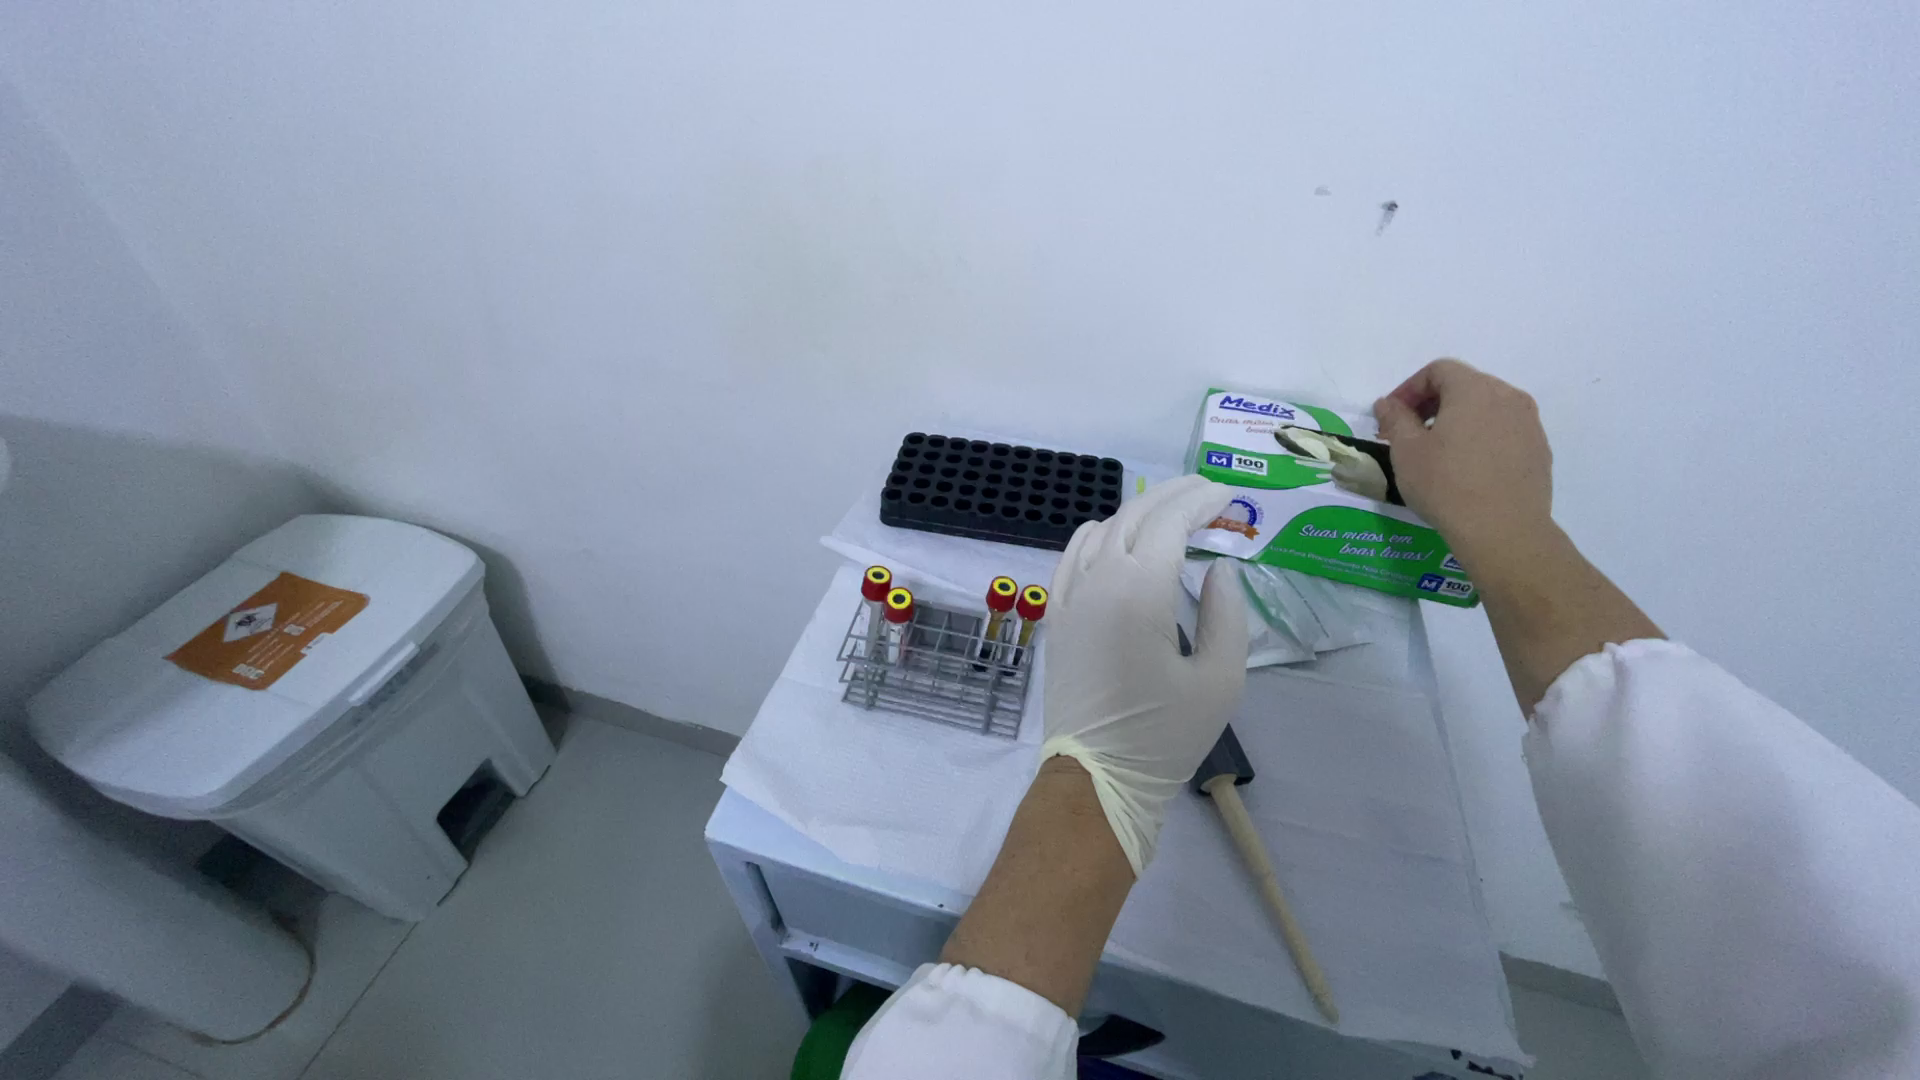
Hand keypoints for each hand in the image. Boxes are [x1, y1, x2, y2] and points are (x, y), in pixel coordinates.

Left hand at [1042, 475, 1248, 874]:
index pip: (1170, 523)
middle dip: (1172, 496)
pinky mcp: (1056, 616)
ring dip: (1138, 512)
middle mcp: (1097, 581)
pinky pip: (1072, 556)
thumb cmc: (1165, 735)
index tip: (1228, 496)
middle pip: (1134, 516)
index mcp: (1140, 591)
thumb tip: (1218, 567)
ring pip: (1102, 531)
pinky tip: (1114, 537)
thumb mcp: (1220, 680)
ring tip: (1171, 512)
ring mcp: (1069, 596)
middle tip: (1206, 491)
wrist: (1097, 775)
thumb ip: (1227, 614)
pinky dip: (1097, 535)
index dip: (1201, 501)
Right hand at [1373, 359, 1554, 564]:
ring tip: (1435, 450)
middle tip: (1407, 432)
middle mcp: (1508, 397)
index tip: (1390, 415)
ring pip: (1486, 407)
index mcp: (1474, 391)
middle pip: (1465, 385)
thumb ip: (1395, 418)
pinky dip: (1479, 436)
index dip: (1408, 388)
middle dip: (1431, 402)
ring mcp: (1528, 423)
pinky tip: (1464, 467)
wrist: (1502, 529)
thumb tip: (1389, 403)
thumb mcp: (1406, 450)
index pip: (1439, 370)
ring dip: (1456, 419)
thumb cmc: (1445, 484)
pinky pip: (1503, 429)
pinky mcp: (1538, 448)